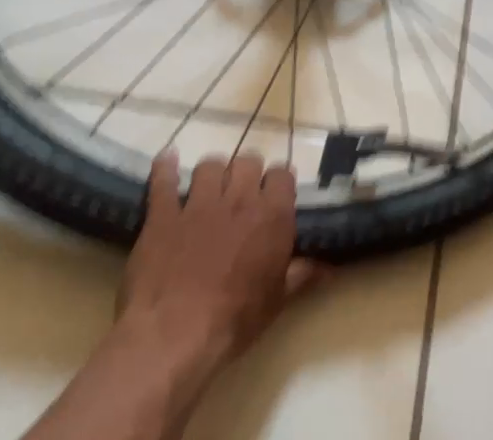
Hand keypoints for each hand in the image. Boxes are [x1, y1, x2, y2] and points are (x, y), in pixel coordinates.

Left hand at [114, 153, 323, 374]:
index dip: (279, 181)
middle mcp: (239, 200)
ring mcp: (198, 205)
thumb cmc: (234, 319)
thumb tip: (330, 268)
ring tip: (211, 184)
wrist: (173, 335)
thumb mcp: (277, 300)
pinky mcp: (162, 217)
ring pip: (210, 165)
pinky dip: (165, 167)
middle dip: (248, 171)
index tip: (276, 192)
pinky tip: (167, 158)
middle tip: (244, 189)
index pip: (283, 174)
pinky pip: (163, 181)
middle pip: (248, 161)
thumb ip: (302, 275)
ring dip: (213, 171)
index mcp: (273, 216)